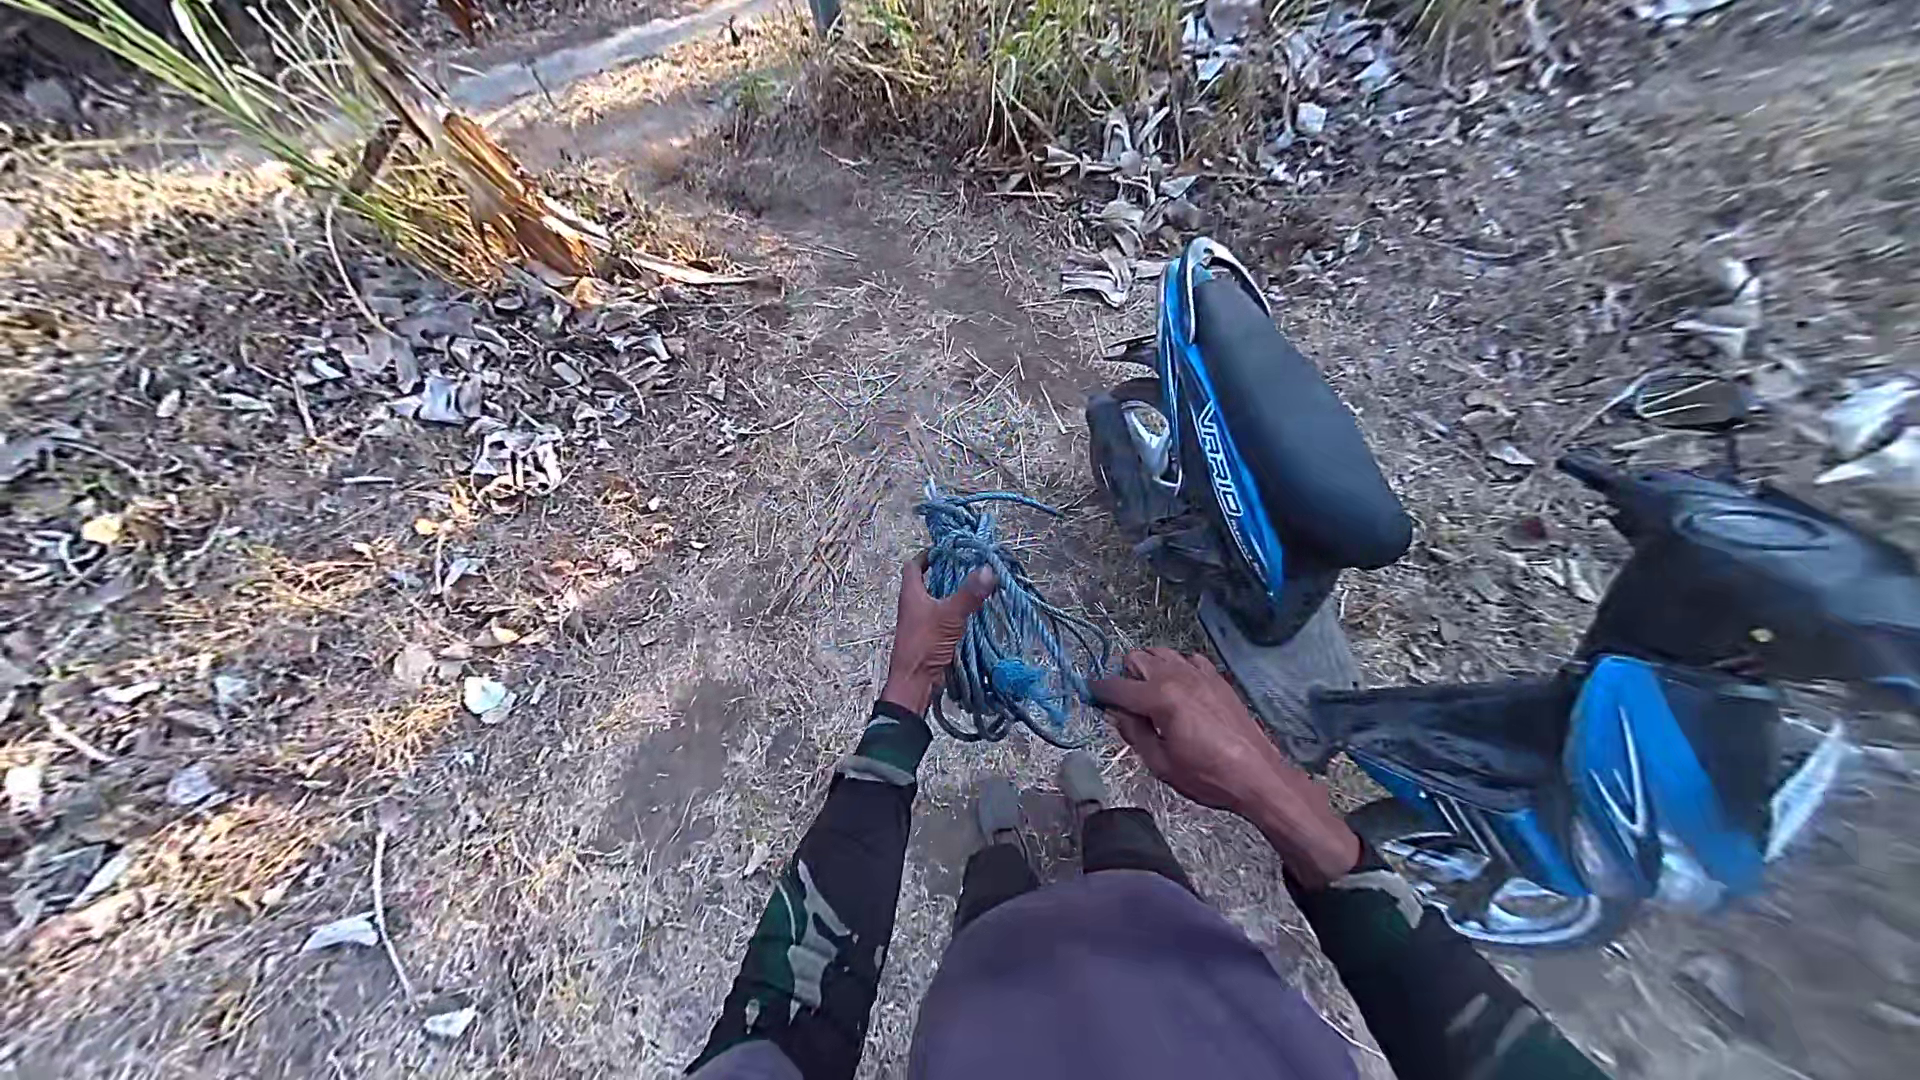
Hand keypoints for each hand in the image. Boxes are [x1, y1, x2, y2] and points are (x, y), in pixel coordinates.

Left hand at [880, 554, 996, 715]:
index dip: (929, 555)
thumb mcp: (949, 615)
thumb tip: (988, 569)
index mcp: (911, 593)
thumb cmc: (924, 644)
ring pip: (938, 600)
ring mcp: (922, 622)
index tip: (949, 550)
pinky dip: (957, 612)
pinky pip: (944, 617)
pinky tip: (974, 612)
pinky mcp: (930, 636)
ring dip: (954, 593)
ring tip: (977, 586)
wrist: (914, 682)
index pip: (915, 565)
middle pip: (929, 581)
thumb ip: (969, 593)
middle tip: (971, 567)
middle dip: (948, 573)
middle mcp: (914, 605)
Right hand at [1090, 648, 1360, 887]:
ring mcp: (1199, 673)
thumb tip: (1117, 713)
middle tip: (1128, 703)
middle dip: (1125, 676)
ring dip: (1150, 668)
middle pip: (1136, 658)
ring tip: (1153, 694)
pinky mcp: (1217, 678)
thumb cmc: (1208, 776)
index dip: (1099, 691)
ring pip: (1160, 652)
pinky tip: (1182, 691)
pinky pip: (1187, 659)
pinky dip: (1178, 669)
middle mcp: (1176, 677)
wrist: (1259, 776)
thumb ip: (1133, 733)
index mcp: (1159, 698)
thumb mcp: (1160, 763)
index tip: (1091, 694)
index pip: (1116, 686)